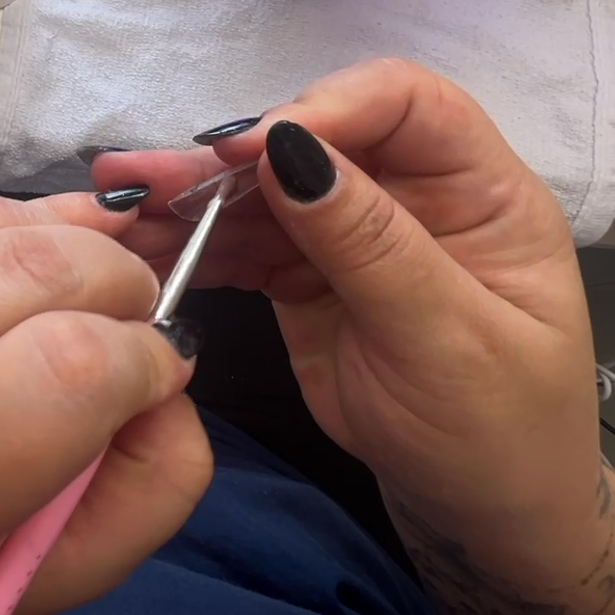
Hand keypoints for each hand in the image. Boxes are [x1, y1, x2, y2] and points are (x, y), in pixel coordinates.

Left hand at [0, 193, 209, 614]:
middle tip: (139, 310)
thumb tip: (167, 372)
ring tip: (101, 276)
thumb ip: (153, 483)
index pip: (55, 373)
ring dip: (73, 236)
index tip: (161, 368)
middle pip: (20, 276)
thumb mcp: (67, 571)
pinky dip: (23, 217)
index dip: (137, 355)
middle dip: (116, 278)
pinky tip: (50, 247)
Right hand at [91, 59, 602, 560]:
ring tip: (118, 201)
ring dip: (186, 197)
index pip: (403, 104)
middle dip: (222, 158)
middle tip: (144, 175)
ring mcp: (341, 230)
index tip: (252, 149)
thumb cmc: (497, 433)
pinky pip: (235, 242)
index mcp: (475, 191)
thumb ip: (369, 243)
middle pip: (304, 142)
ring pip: (255, 191)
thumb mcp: (447, 342)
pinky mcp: (295, 268)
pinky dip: (188, 243)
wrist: (470, 509)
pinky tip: (140, 244)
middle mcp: (402, 193)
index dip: (328, 106)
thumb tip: (288, 152)